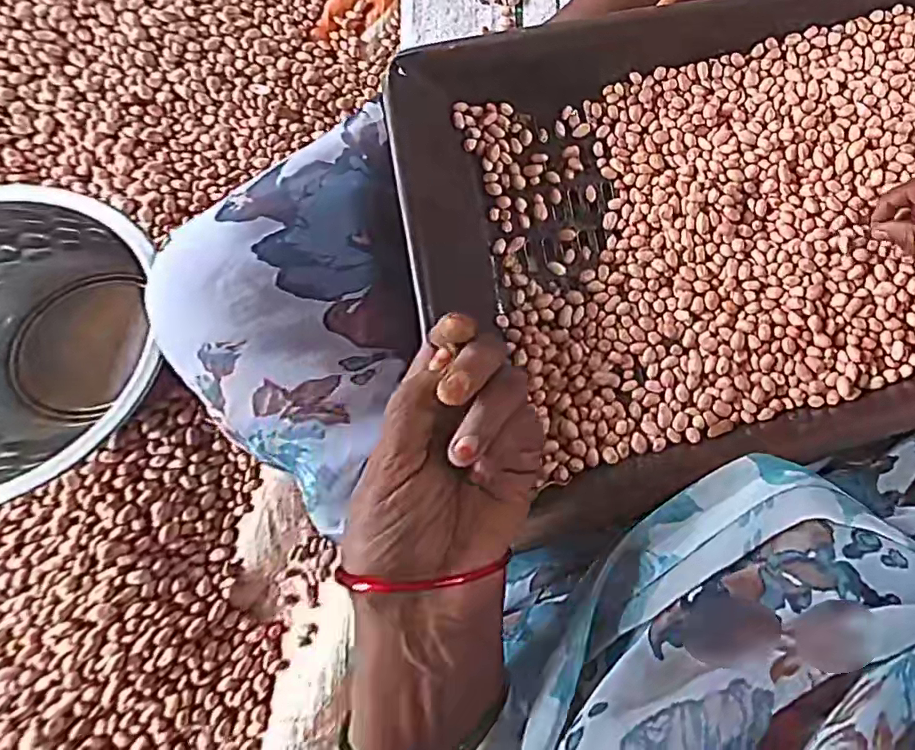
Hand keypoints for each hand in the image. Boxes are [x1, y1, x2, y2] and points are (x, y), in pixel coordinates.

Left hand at [340, 313, 542, 583]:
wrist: (424, 587)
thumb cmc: (391, 525)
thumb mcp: (388, 459)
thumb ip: (414, 400)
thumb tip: (442, 347)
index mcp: (425, 400)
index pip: (445, 347)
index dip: (454, 329)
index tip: (455, 327)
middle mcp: (465, 404)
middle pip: (486, 351)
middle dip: (473, 362)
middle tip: (451, 393)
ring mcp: (498, 425)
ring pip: (511, 380)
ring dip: (485, 409)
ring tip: (459, 455)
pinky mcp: (524, 450)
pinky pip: (526, 419)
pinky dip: (504, 433)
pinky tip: (482, 466)